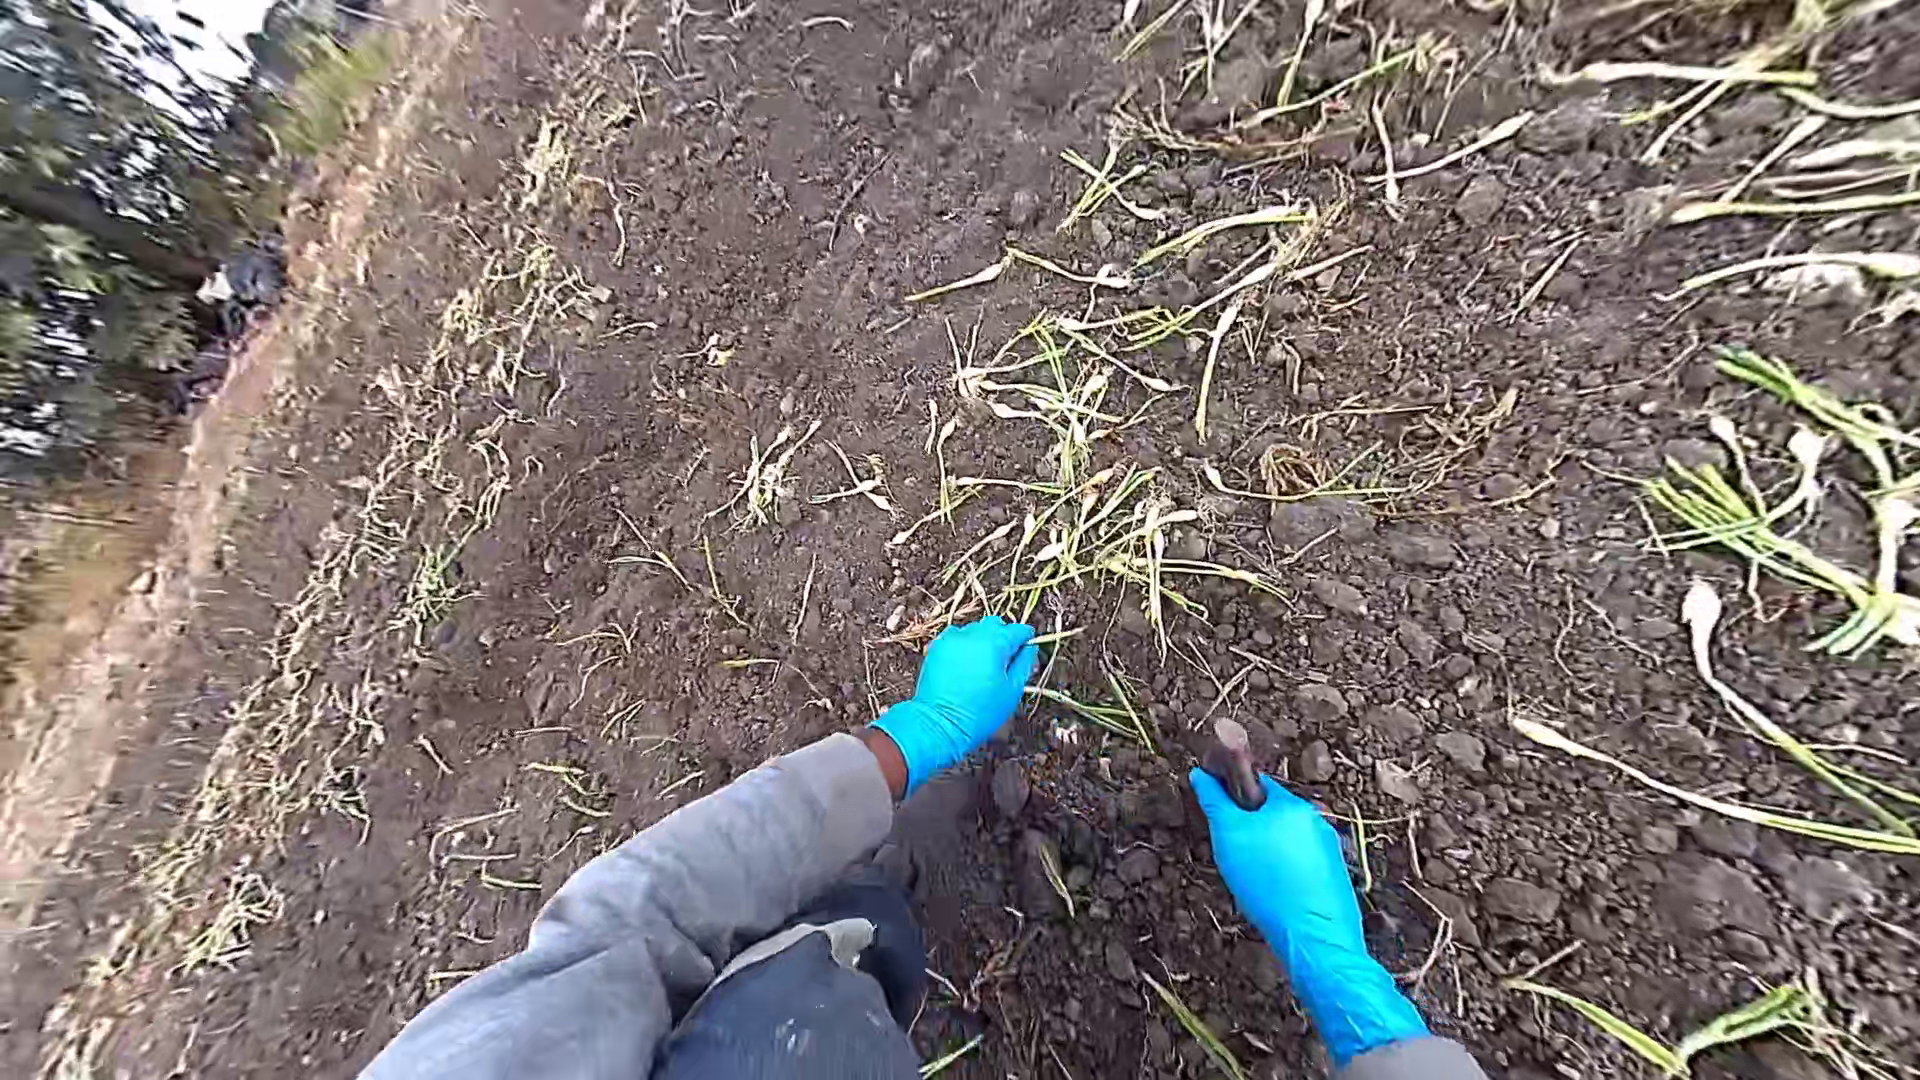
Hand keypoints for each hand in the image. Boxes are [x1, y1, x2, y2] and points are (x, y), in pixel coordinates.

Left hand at [871, 616, 1037, 794]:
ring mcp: (952, 638)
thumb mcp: (1012, 690)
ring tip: (982, 665)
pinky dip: (964, 645)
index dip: (1025, 640)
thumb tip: (1030, 647)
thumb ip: (1024, 663)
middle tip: (1004, 662)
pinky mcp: (937, 646)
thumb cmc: (979, 712)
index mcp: (995, 642)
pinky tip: (965, 664)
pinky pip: (956, 637)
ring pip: (975, 629)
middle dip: (1003, 638)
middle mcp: (972, 634)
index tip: (1025, 652)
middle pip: (996, 625)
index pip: (1018, 630)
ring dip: (982, 640)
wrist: (940, 724)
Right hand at [1189, 769, 1426, 1066]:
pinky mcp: (1331, 881)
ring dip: (1261, 850)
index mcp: (1294, 809)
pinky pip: (1294, 861)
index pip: (1253, 785)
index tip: (1217, 810)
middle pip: (1267, 813)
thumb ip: (1216, 801)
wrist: (1321, 947)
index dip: (1231, 795)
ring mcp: (1326, 854)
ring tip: (1251, 878)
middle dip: (1246, 826)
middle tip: (1232, 852)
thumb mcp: (1231, 838)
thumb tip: (1200, 773)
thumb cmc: (1272, 887)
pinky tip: (1270, 894)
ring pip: (1280, 839)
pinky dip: (1277, 870)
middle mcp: (1315, 825)